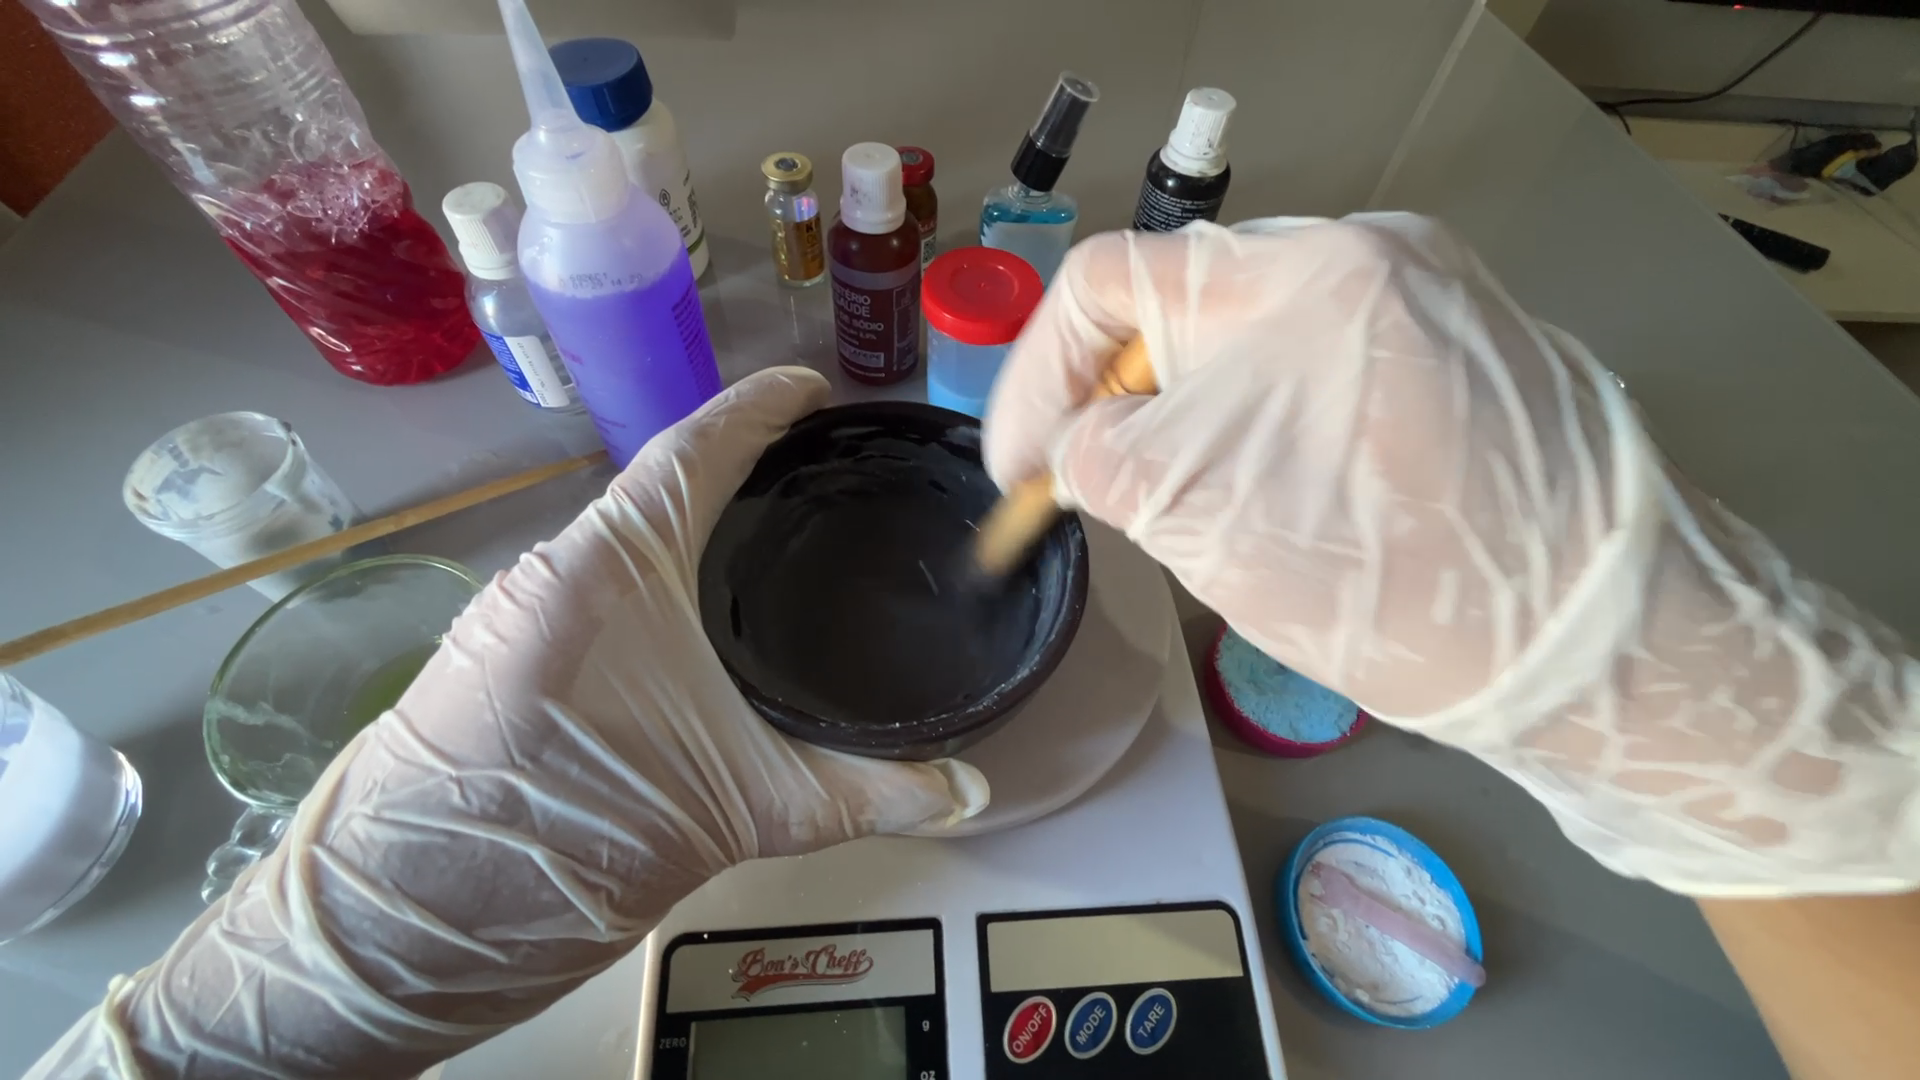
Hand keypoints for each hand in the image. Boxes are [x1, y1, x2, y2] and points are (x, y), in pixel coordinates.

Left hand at [32, 367, 986, 1079]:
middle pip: (665, 487)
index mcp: (612, 566)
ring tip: (777, 524)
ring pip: (634, 537)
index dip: (757, 408)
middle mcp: (563, 566)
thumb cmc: (569, 839)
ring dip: (701, 519)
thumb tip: (968, 791)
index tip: (811, 386)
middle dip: (742, 463)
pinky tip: (707, 603)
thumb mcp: (740, 809)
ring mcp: (529, 606)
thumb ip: (863, 793)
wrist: (396, 932)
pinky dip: (667, 568)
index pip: (695, 451)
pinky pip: (608, 579)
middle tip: (820, 467)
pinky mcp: (513, 650)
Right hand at [987, 216, 1918, 897]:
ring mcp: (1406, 294)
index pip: (1107, 284)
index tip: (1020, 465)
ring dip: (1172, 416)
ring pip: (1227, 340)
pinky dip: (1239, 418)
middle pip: (1167, 307)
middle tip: (1084, 485)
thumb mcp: (1204, 526)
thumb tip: (1067, 445)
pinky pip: (1291, 361)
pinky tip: (1253, 481)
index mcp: (1300, 277)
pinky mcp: (1433, 344)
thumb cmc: (1394, 592)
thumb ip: (1102, 459)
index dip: (1035, 375)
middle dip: (1107, 403)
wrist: (1600, 652)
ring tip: (1173, 495)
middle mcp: (1359, 255)